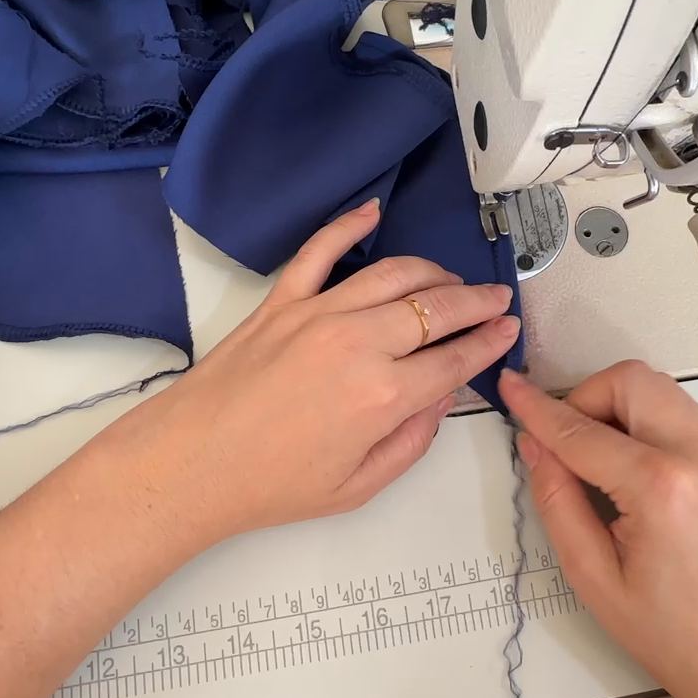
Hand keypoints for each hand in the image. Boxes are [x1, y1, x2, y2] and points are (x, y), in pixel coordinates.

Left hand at [91, 199, 520, 551]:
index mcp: (384, 396)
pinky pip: (320, 251)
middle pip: (437, 307)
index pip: (456, 358)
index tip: (508, 330)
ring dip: (433, 271)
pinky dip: (347, 225)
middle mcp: (359, 343)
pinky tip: (372, 211)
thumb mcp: (359, 486)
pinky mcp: (282, 301)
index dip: (490, 342)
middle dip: (477, 301)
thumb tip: (443, 395)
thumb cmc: (272, 486)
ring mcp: (318, 313)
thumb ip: (413, 439)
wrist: (190, 464)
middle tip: (496, 298)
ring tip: (452, 278)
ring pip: (393, 274)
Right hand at [499, 362, 697, 697]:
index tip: (508, 386)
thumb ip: (556, 500)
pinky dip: (640, 416)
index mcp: (658, 487)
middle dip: (584, 398)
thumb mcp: (591, 575)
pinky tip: (626, 462)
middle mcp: (696, 453)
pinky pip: (675, 408)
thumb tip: (534, 444)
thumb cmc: (667, 633)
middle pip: (629, 380)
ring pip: (655, 386)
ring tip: (594, 458)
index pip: (581, 430)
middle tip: (565, 447)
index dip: (536, 408)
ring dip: (613, 404)